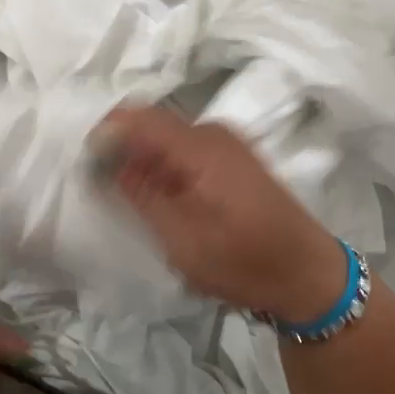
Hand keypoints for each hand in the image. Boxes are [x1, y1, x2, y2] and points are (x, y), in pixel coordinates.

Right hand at [96, 106, 348, 321]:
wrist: (309, 277)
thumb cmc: (244, 263)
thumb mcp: (182, 240)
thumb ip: (140, 194)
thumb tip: (105, 158)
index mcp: (201, 147)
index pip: (137, 116)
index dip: (105, 133)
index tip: (85, 164)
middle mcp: (213, 133)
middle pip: (150, 124)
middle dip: (122, 149)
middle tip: (102, 188)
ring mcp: (226, 143)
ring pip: (165, 138)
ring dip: (142, 161)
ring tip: (130, 199)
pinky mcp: (232, 158)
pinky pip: (183, 149)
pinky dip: (163, 167)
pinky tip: (159, 200)